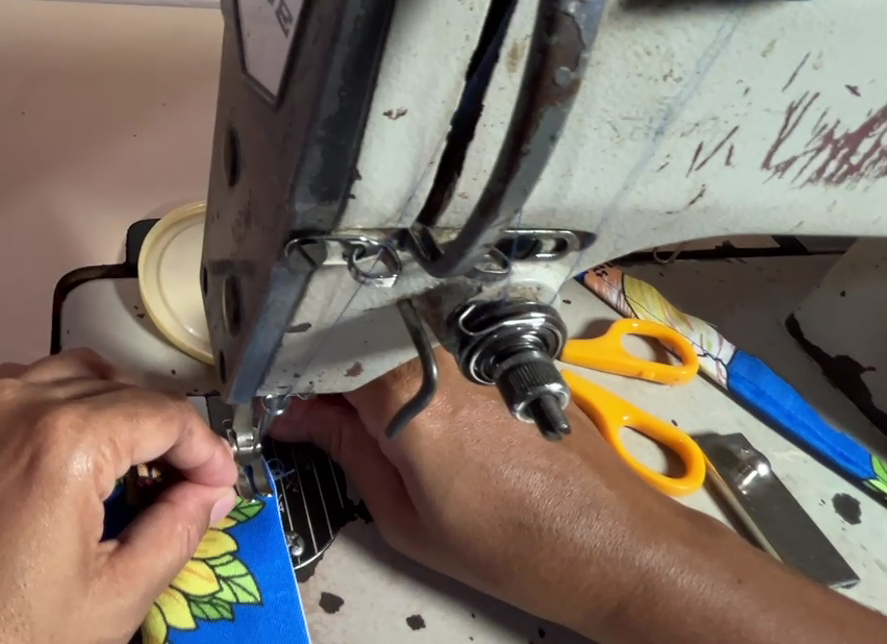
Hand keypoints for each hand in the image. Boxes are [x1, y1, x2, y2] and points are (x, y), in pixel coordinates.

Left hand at [0, 350, 238, 643]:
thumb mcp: (109, 600)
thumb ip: (176, 532)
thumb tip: (208, 493)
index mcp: (63, 441)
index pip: (162, 414)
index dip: (203, 446)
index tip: (219, 478)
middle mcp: (19, 403)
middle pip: (123, 389)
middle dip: (165, 432)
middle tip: (188, 482)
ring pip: (76, 374)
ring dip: (117, 407)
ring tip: (135, 465)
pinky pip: (28, 387)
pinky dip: (66, 405)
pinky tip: (76, 456)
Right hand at [267, 350, 705, 635]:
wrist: (613, 543)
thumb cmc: (509, 546)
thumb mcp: (407, 517)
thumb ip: (345, 451)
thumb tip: (294, 418)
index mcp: (402, 392)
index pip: (317, 363)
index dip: (287, 382)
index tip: (274, 406)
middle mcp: (433, 350)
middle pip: (351, 342)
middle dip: (322, 373)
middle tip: (311, 415)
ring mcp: (467, 345)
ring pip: (387, 340)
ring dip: (361, 368)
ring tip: (359, 414)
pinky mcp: (492, 350)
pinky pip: (425, 345)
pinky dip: (400, 367)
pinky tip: (408, 405)